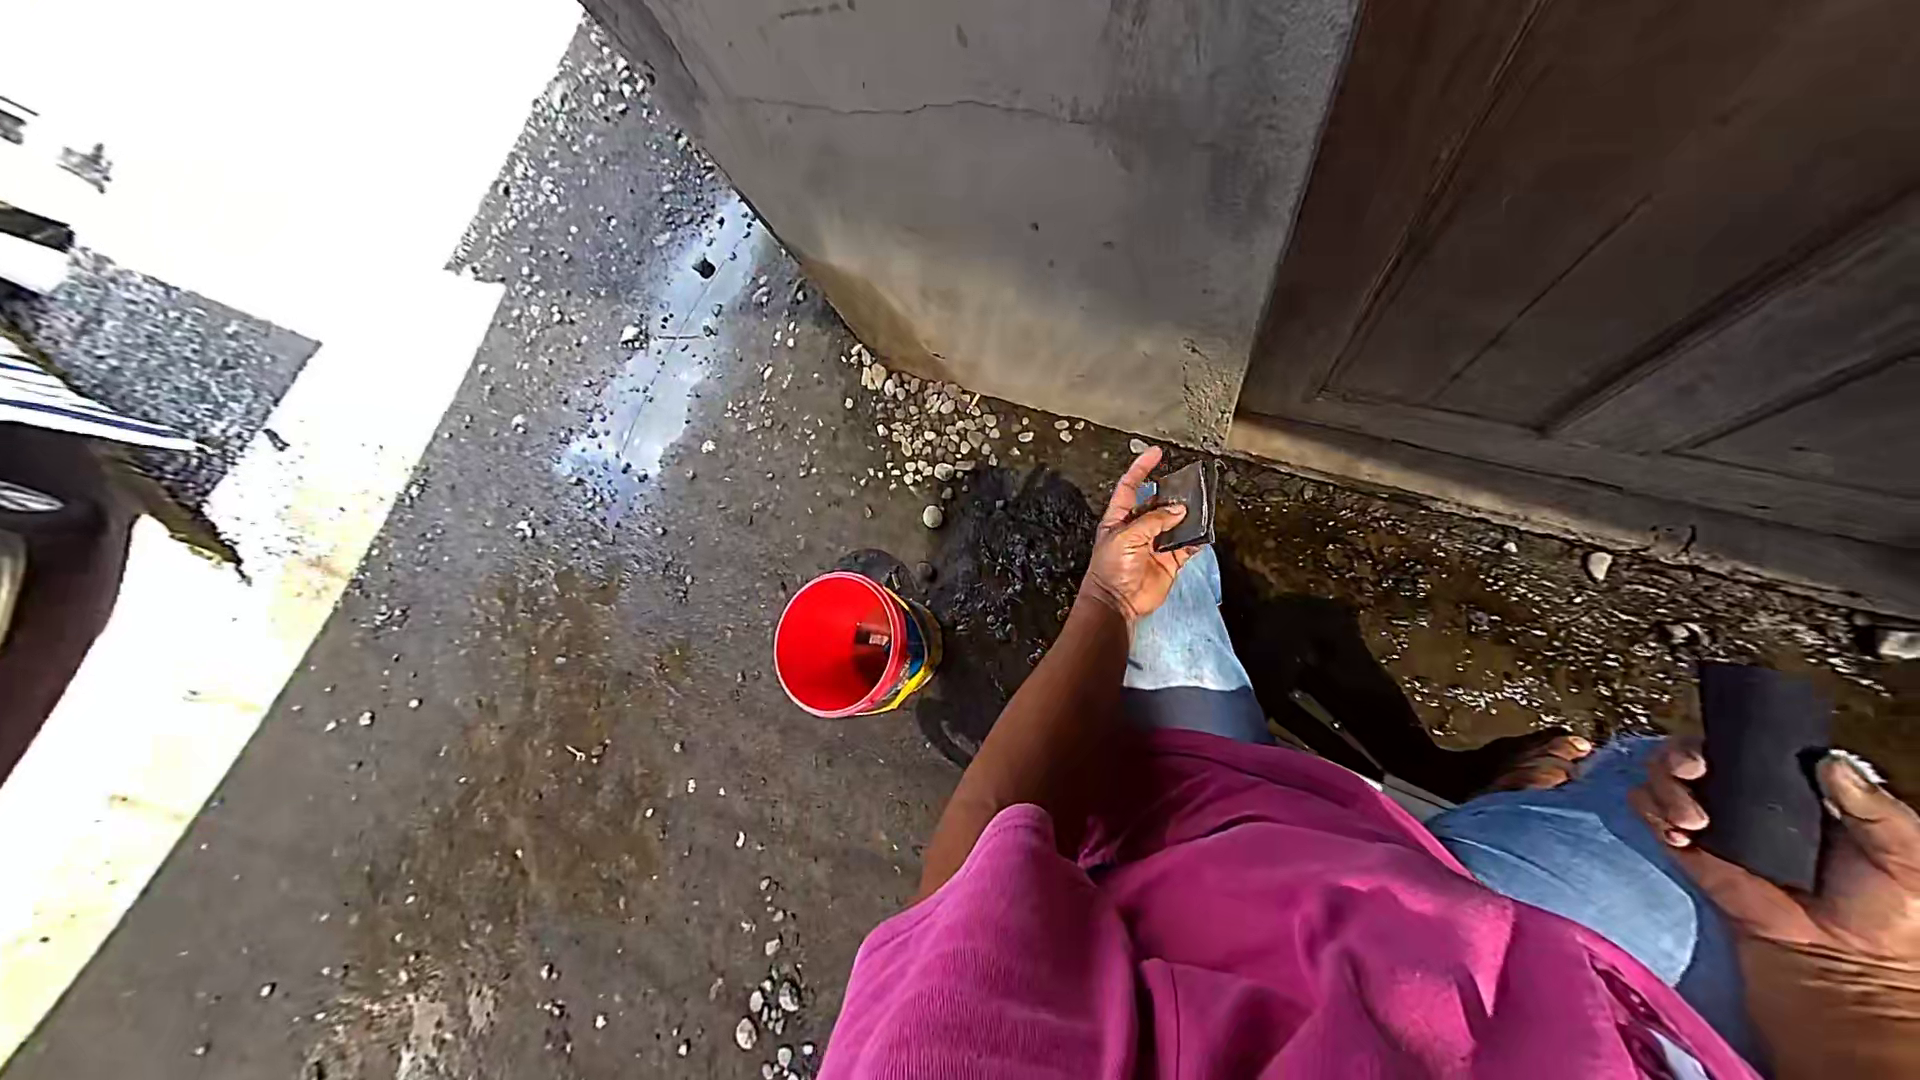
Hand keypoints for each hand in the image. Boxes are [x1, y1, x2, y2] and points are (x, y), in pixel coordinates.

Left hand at [1078, 446, 1198, 627]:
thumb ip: (1154, 521)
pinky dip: (1196, 538)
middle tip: (1188, 485)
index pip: (1130, 486)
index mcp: (1119, 519)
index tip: (1156, 453)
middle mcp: (1137, 529)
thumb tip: (1178, 510)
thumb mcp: (1127, 537)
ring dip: (1187, 516)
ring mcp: (1154, 544)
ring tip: (1200, 505)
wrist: (1117, 602)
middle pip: (1158, 504)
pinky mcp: (1168, 561)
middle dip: (1172, 494)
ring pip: (1175, 523)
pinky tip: (1204, 531)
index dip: (1141, 468)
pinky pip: (1186, 545)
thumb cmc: (1111, 569)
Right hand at [1630, 736, 1919, 961]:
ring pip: (1655, 775)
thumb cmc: (1883, 908)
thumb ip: (1877, 812)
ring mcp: (1703, 814)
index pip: (1736, 747)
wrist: (1839, 956)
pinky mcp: (1678, 837)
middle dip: (1675, 756)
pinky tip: (1679, 837)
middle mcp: (1735, 794)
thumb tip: (1829, 761)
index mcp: (1785, 788)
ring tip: (1694, 822)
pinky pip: (1644, 807)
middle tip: (1689, 773)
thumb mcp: (1904, 858)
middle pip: (1682, 752)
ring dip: (1664, 790)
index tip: (1714, 756)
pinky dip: (1652, 814)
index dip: (1716, 742)